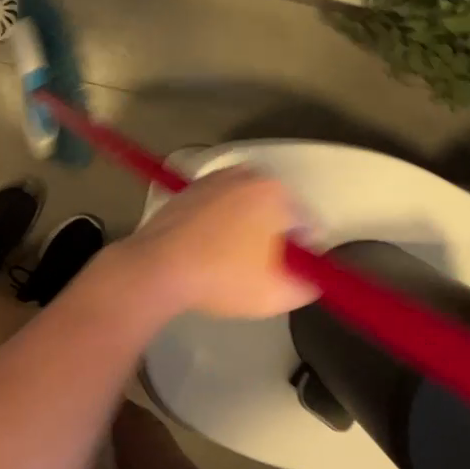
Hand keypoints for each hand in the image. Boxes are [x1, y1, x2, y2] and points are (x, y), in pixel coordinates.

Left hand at [113, 167, 318, 318]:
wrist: (158, 267)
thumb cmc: (223, 277)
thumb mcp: (279, 294)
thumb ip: (309, 283)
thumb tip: (311, 276)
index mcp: (275, 192)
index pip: (307, 225)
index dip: (303, 255)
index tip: (289, 275)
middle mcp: (247, 174)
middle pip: (276, 211)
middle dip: (273, 238)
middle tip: (260, 270)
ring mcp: (214, 178)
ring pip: (245, 208)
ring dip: (246, 230)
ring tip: (231, 263)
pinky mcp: (188, 188)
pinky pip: (218, 208)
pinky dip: (219, 224)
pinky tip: (208, 251)